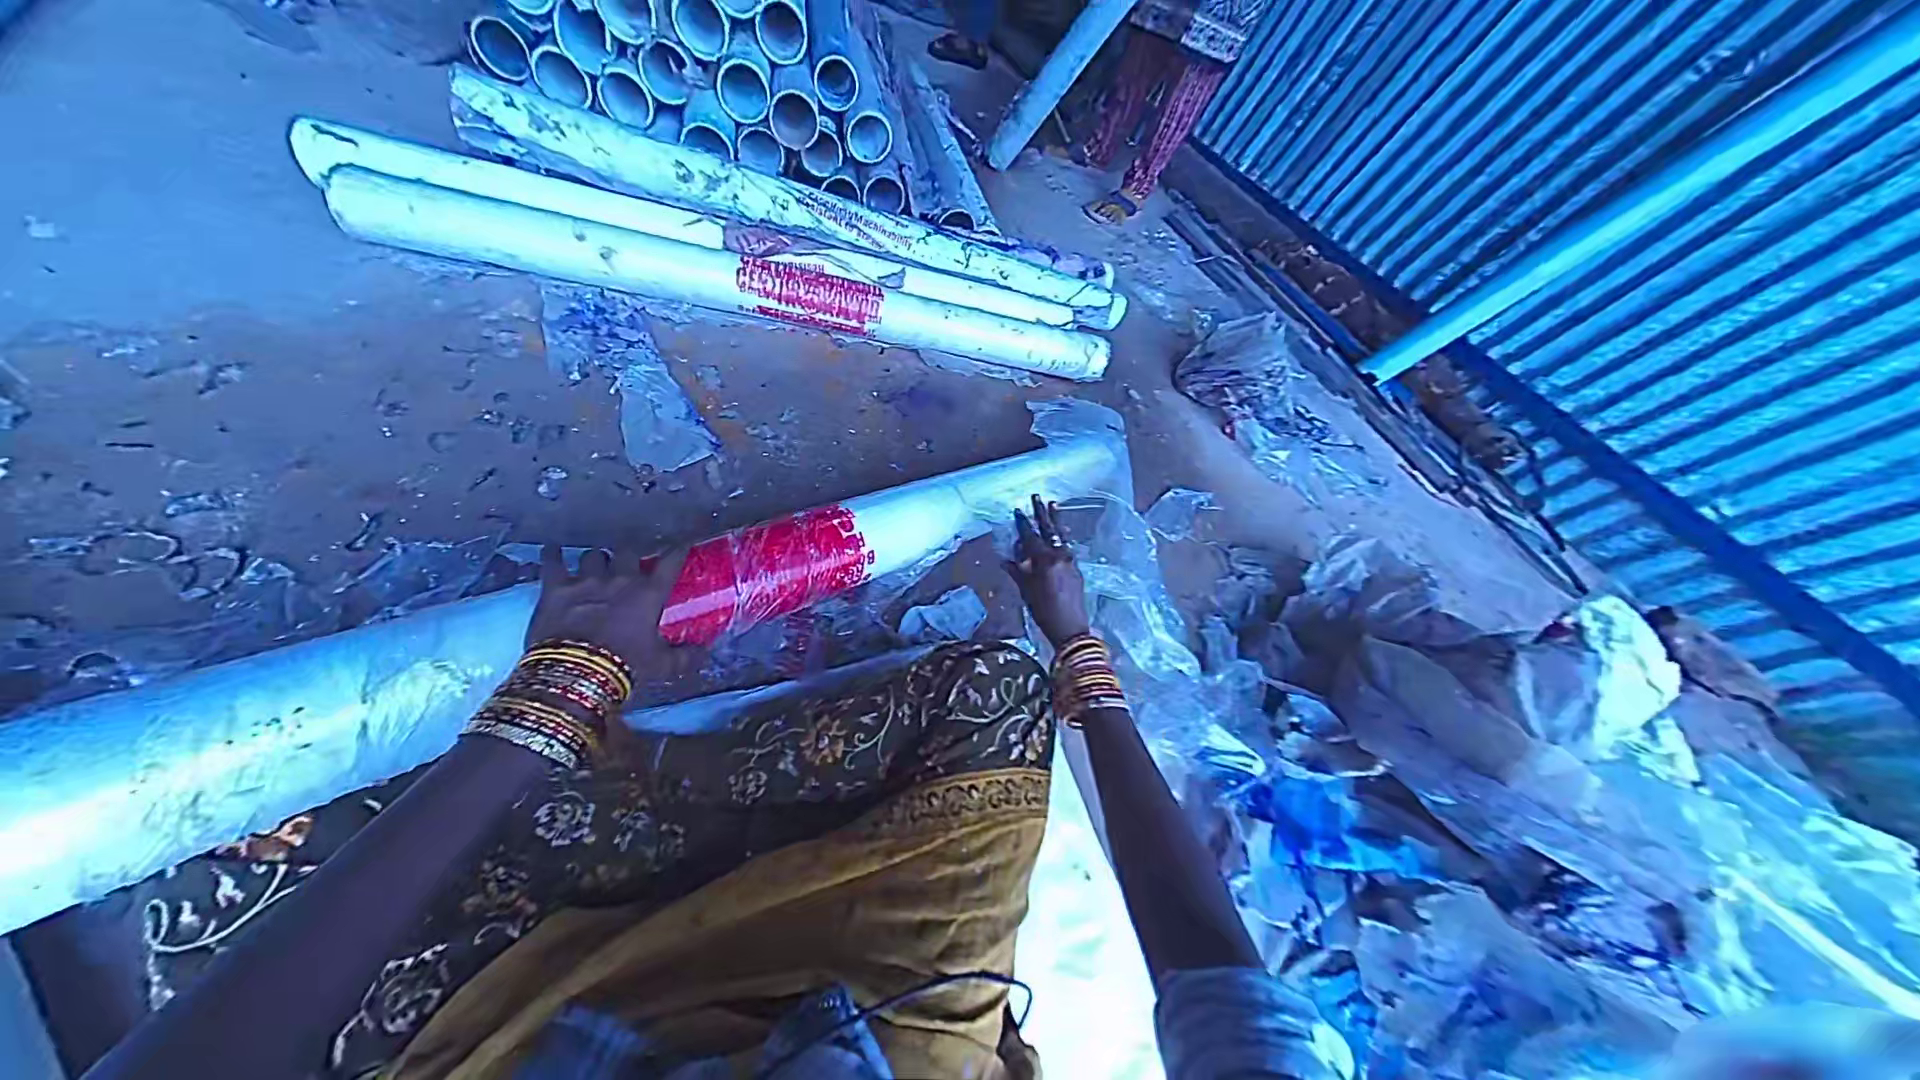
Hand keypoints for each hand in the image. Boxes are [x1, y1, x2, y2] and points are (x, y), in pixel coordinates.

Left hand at [526, 546, 703, 703]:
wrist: (576, 672)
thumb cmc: (626, 665)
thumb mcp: (662, 665)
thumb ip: (685, 656)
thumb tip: (705, 652)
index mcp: (649, 593)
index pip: (670, 562)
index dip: (679, 549)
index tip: (684, 541)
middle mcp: (621, 579)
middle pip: (628, 552)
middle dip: (629, 555)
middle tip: (629, 563)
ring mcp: (587, 580)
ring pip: (594, 555)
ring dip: (597, 559)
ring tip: (596, 564)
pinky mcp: (556, 587)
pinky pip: (553, 561)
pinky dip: (554, 554)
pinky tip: (553, 549)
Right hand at [1005, 495, 1090, 647]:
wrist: (1070, 628)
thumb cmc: (1044, 611)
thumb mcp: (1026, 591)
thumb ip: (1017, 571)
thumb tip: (1007, 559)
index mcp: (1044, 559)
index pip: (1031, 536)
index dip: (1023, 524)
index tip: (1018, 511)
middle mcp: (1059, 555)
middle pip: (1050, 529)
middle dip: (1042, 513)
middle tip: (1038, 497)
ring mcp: (1071, 561)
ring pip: (1062, 536)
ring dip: (1056, 521)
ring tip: (1053, 505)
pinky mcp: (1077, 569)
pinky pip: (1067, 547)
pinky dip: (1062, 537)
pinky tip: (1060, 534)